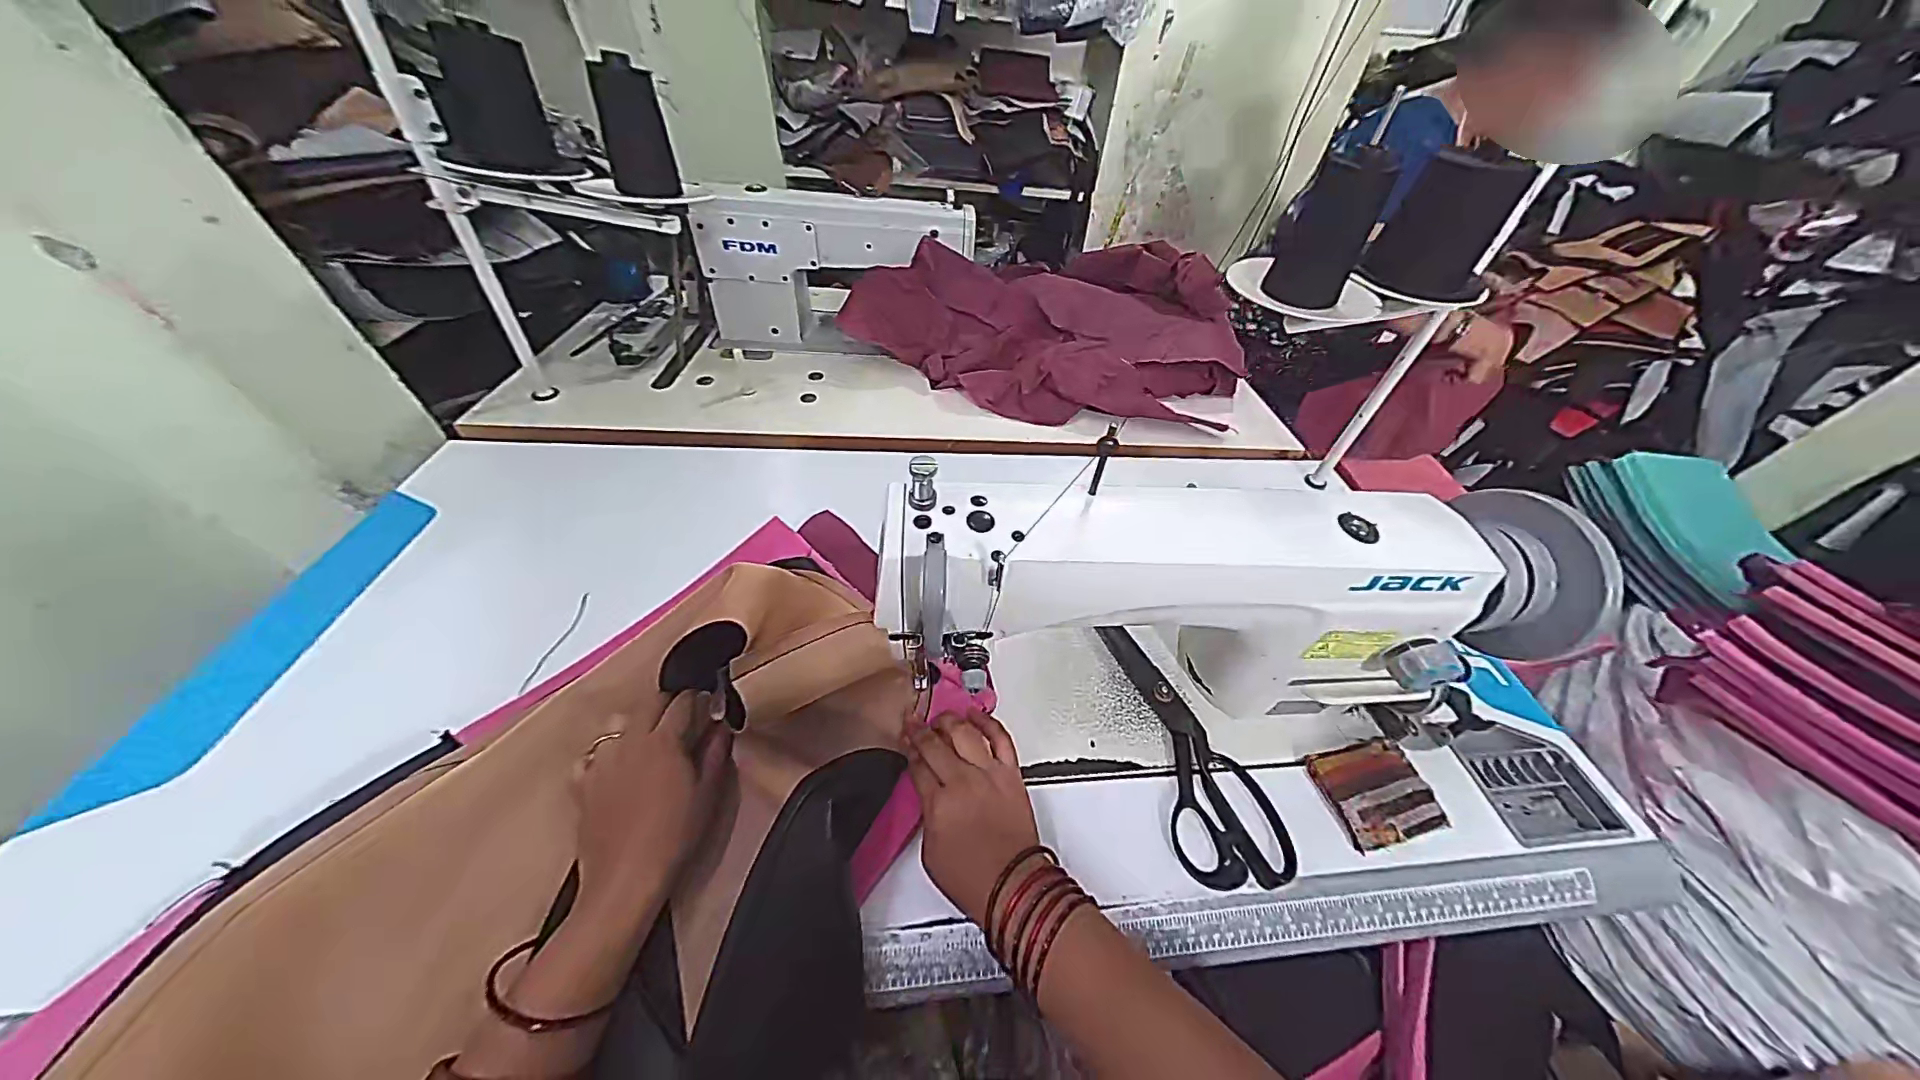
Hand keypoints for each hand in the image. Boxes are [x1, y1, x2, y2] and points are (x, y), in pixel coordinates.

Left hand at [574, 691, 732, 909]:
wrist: (624, 880)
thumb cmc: (674, 837)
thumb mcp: (707, 795)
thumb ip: (715, 754)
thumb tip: (721, 727)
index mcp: (662, 741)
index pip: (682, 702)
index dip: (698, 700)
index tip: (708, 707)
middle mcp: (628, 742)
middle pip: (649, 703)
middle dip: (668, 703)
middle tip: (685, 719)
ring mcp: (600, 761)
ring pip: (618, 723)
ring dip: (637, 723)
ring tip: (651, 742)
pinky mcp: (581, 783)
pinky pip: (592, 754)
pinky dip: (607, 752)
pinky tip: (618, 767)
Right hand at [904, 708, 1041, 925]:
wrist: (1013, 886)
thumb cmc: (975, 878)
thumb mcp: (931, 853)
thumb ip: (928, 816)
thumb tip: (930, 797)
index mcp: (938, 804)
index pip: (917, 764)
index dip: (909, 749)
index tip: (905, 742)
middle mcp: (963, 783)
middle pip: (935, 744)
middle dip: (920, 731)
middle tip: (914, 723)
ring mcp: (989, 775)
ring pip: (964, 733)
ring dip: (949, 721)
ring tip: (941, 718)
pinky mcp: (1011, 775)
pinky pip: (1000, 739)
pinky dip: (988, 723)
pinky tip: (977, 716)